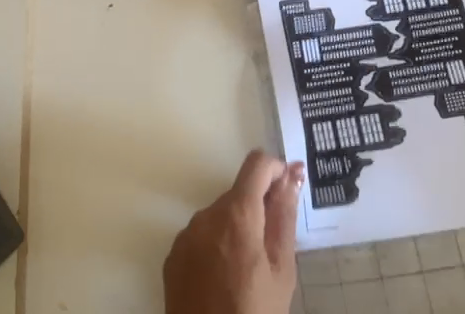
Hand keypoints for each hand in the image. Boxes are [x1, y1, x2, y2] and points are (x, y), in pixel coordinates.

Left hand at [164, 151, 305, 313]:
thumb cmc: (256, 312)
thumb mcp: (282, 268)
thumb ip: (284, 215)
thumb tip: (292, 175)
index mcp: (237, 213)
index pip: (257, 164)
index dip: (276, 170)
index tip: (286, 192)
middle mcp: (206, 215)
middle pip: (238, 193)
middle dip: (258, 208)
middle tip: (272, 247)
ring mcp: (185, 236)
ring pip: (219, 216)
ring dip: (236, 228)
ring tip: (247, 270)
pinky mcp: (172, 256)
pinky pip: (200, 236)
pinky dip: (215, 245)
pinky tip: (224, 278)